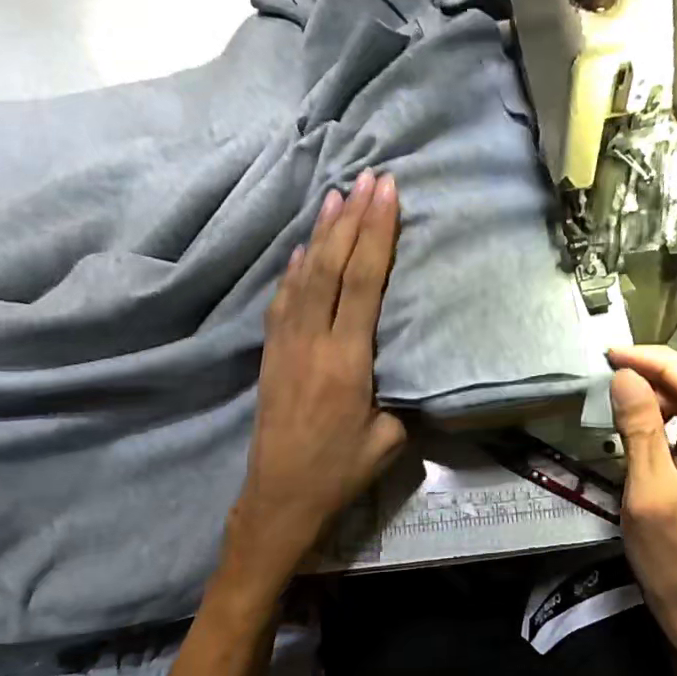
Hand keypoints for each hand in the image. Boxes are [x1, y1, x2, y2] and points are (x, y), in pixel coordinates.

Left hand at [226, 170, 407, 576]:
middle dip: (352, 219)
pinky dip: (295, 269)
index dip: (376, 235)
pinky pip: (282, 299)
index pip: (363, 283)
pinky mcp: (270, 355)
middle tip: (367, 179)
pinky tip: (303, 250)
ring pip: (303, 276)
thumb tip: (406, 375)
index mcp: (347, 361)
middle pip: (331, 266)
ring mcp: (285, 345)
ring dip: (320, 234)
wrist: (280, 496)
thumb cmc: (339, 472)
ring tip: (336, 196)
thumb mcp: (389, 442)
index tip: (386, 193)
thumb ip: (400, 400)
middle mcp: (312, 342)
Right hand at [608, 345, 676, 642]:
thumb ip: (640, 430)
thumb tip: (624, 376)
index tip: (619, 353)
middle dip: (663, 378)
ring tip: (625, 390)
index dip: (664, 366)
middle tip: (616, 367)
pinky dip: (668, 421)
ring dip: (665, 397)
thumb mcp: (649, 491)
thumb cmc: (669, 558)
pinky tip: (643, 416)